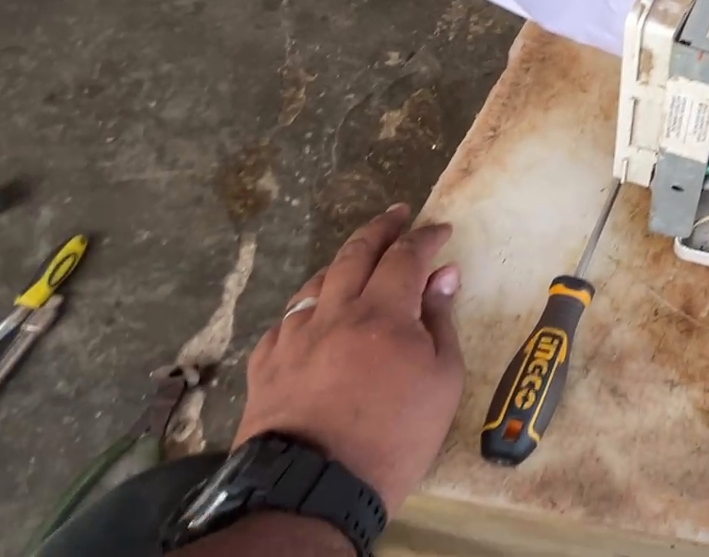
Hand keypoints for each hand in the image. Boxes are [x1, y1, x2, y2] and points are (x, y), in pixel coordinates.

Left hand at [234, 205, 462, 511]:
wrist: (310, 492)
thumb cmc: (394, 434)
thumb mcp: (442, 378)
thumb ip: (440, 321)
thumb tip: (442, 276)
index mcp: (383, 314)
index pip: (407, 256)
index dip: (426, 237)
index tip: (441, 230)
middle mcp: (335, 314)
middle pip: (355, 254)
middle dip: (381, 229)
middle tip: (398, 215)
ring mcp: (293, 340)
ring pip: (317, 282)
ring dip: (343, 261)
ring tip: (359, 257)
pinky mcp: (266, 367)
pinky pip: (287, 320)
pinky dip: (310, 304)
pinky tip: (316, 313)